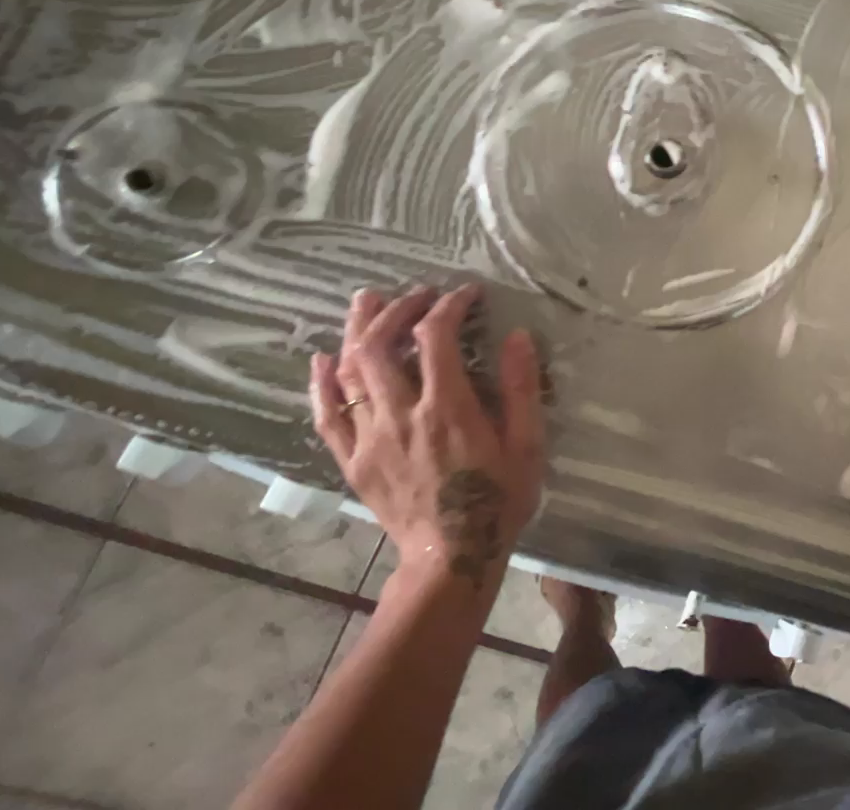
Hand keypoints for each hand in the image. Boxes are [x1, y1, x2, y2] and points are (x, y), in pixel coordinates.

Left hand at [309, 284, 545, 592]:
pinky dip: (322, 382)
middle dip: (396, 309)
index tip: (468, 294)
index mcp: (447, 408)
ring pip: (349, 372)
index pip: (437, 337)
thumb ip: (522, 389)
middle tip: (418, 294)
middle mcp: (401, 415)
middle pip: (380, 346)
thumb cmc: (500, 500)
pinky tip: (324, 359)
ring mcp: (369, 438)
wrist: (452, 556)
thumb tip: (516, 337)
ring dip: (357, 330)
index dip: (450, 306)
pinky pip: (326, 415)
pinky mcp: (352, 460)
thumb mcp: (528, 444)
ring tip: (368, 302)